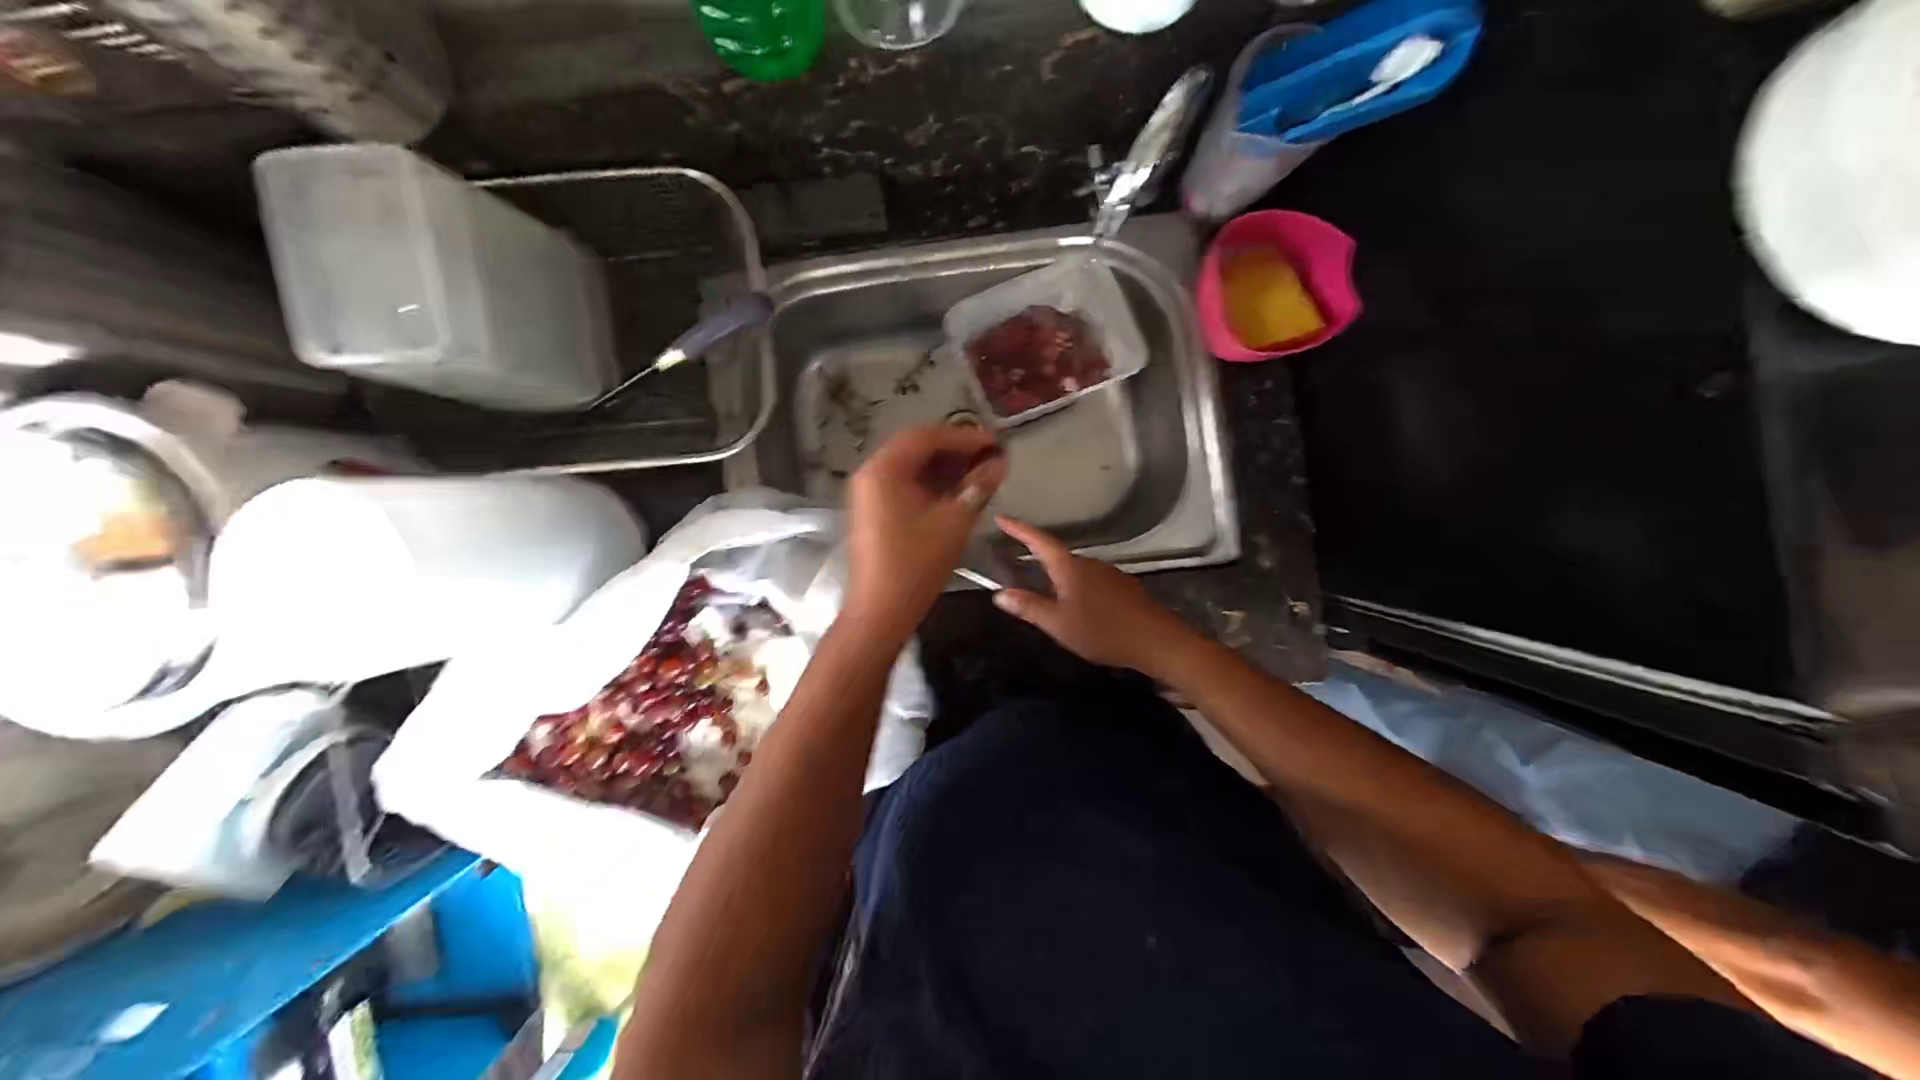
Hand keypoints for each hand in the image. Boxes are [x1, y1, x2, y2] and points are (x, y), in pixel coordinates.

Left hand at [843, 425, 1007, 640]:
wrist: (880, 611)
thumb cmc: (915, 566)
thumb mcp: (954, 522)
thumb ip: (978, 486)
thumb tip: (1000, 462)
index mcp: (883, 470)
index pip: (926, 436)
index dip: (964, 436)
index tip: (996, 442)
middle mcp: (871, 475)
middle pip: (917, 448)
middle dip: (956, 450)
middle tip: (991, 455)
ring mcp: (870, 494)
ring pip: (912, 467)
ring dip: (947, 467)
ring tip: (982, 472)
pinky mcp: (876, 511)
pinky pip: (906, 485)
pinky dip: (934, 484)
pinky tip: (960, 492)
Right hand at [991, 515, 1204, 675]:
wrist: (1157, 642)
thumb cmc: (1103, 631)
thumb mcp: (1058, 623)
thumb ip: (1029, 607)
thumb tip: (999, 594)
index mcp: (1070, 567)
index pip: (1039, 541)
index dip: (1019, 529)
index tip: (1001, 518)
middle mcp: (1089, 564)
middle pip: (1057, 555)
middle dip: (1036, 557)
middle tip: (1014, 560)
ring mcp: (1109, 575)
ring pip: (1075, 571)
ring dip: (1057, 577)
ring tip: (1043, 592)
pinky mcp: (1123, 588)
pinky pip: (1091, 582)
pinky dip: (1076, 588)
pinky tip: (1076, 607)